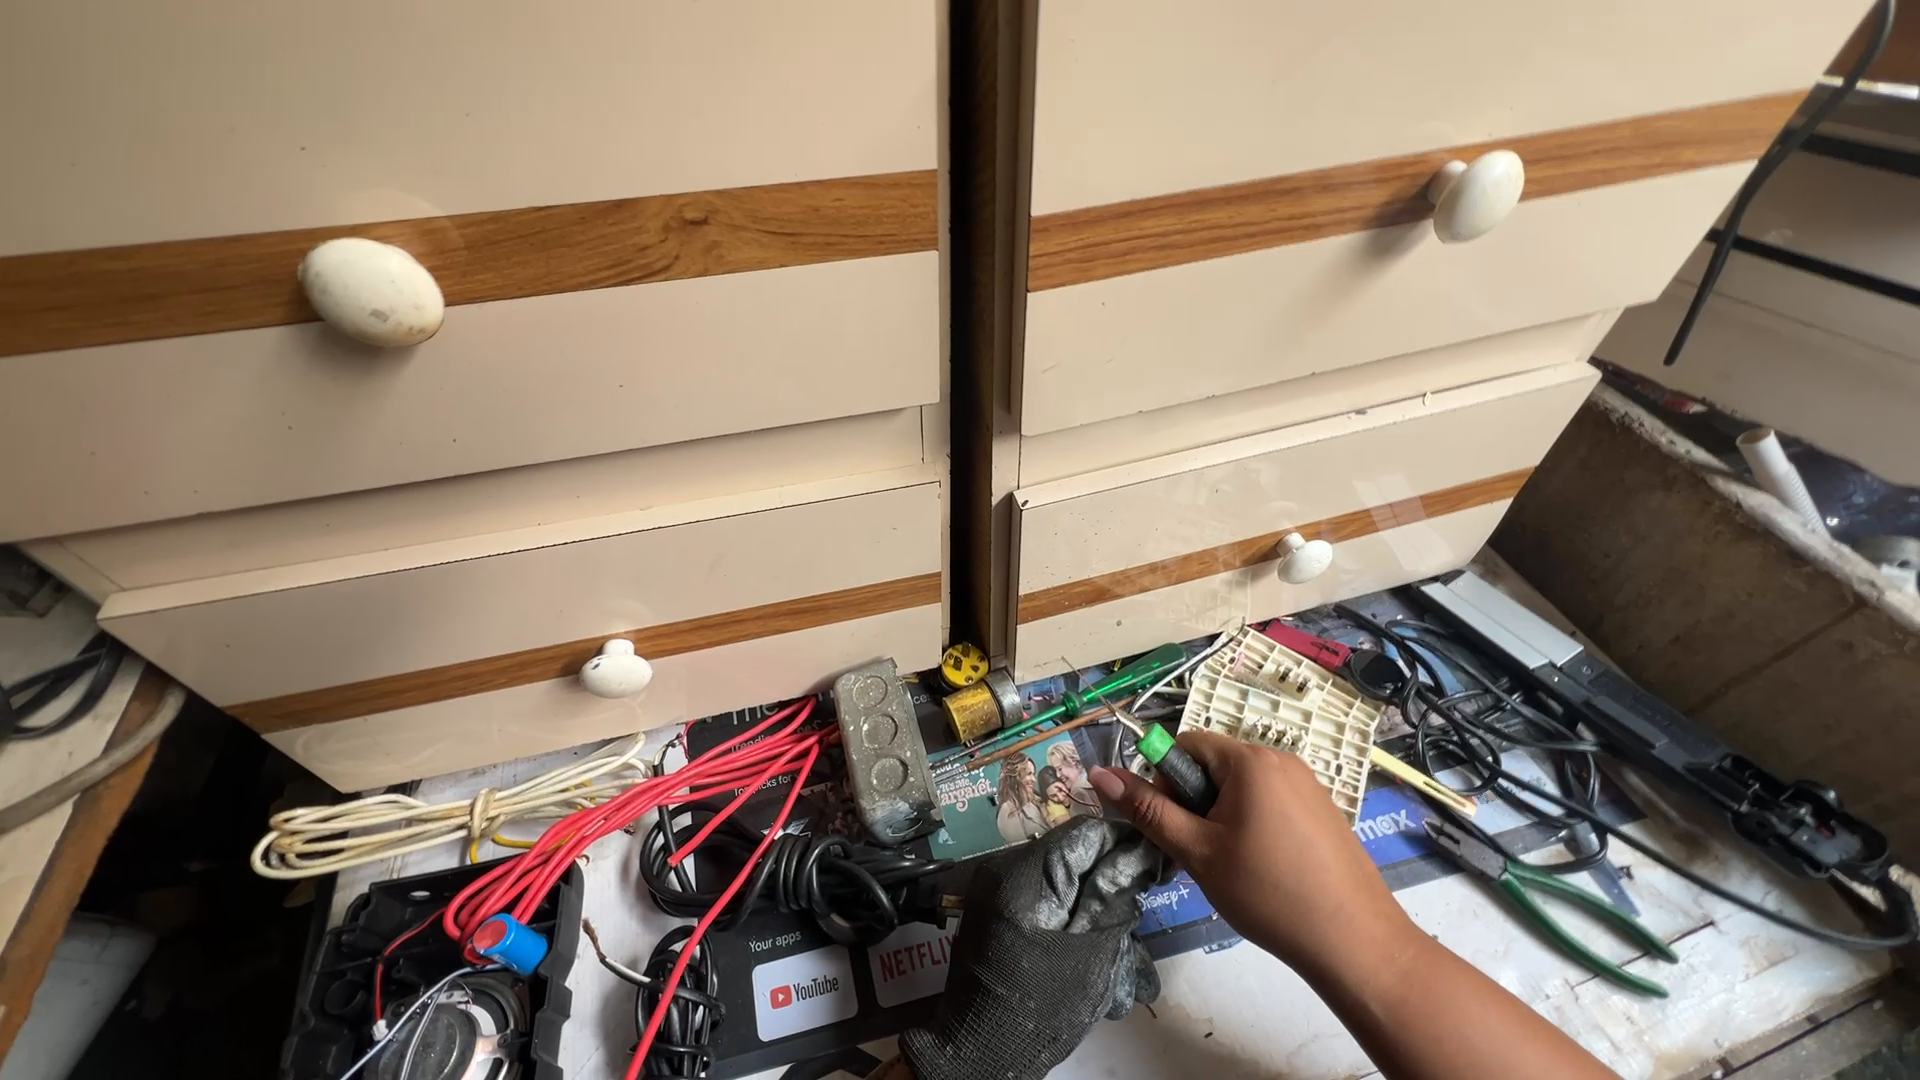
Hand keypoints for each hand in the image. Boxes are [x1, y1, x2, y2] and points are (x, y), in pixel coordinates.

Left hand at [899, 817, 1161, 1079]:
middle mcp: (1003, 867)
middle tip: (1137, 907)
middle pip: (1070, 852)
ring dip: (1090, 897)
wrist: (980, 1050)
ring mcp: (995, 886)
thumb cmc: (1039, 1006)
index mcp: (1023, 873)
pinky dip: (1068, 910)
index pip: (1083, 833)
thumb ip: (1113, 897)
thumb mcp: (1090, 952)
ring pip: (1059, 874)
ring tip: (1117, 933)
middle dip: (1106, 876)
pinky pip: (1042, 893)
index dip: (1122, 845)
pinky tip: (1088, 941)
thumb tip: (1139, 853)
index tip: (1151, 867)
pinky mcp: (995, 907)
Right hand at [1090, 729, 1412, 973]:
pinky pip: (1269, 800)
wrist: (1357, 945)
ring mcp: (1307, 783)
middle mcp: (1280, 759)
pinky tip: (1262, 868)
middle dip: (1194, 801)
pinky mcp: (1323, 809)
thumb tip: (1099, 773)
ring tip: (1230, 865)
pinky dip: (1251, 823)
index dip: (1166, 781)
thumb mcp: (1197, 851)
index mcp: (1250, 760)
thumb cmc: (1269, 893)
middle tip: (1199, 852)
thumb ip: (1147, 810)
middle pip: (1213, 764)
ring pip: (1240, 786)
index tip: (1173, 827)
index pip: (1186, 744)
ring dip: (1220, 815)